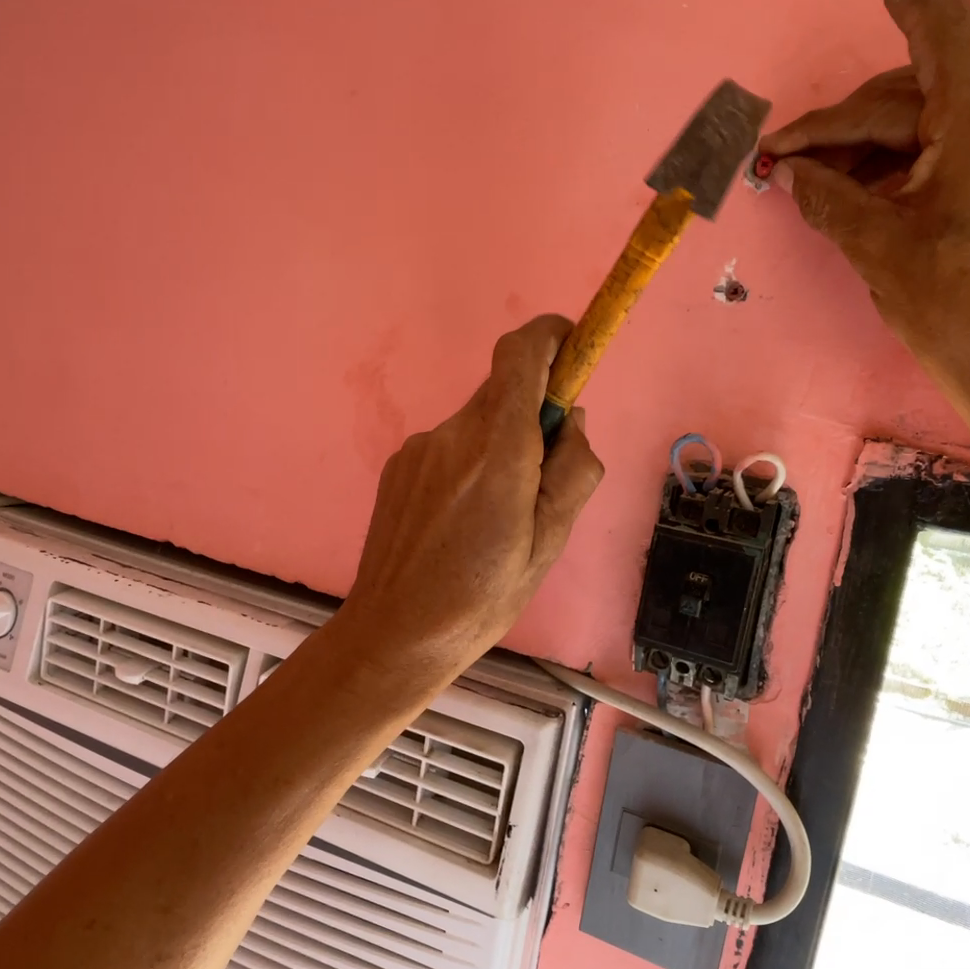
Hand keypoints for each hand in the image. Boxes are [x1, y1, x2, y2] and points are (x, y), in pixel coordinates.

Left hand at [334, 315, 603, 677]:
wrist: (396, 632)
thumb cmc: (484, 595)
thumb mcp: (551, 540)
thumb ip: (573, 468)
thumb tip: (570, 419)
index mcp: (496, 448)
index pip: (521, 352)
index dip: (553, 336)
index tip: (573, 351)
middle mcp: (452, 433)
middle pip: (503, 392)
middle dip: (533, 417)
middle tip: (542, 481)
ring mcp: (418, 448)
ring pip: (477, 424)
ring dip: (500, 449)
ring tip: (495, 519)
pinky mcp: (398, 467)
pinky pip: (449, 448)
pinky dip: (468, 467)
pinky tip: (460, 524)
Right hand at [762, 0, 969, 413]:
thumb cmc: (956, 310)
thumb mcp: (878, 250)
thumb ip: (831, 198)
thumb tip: (794, 173)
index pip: (940, 27)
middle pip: (914, 95)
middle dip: (841, 127)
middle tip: (779, 161)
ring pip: (932, 124)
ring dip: (868, 151)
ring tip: (815, 188)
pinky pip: (957, 148)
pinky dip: (905, 165)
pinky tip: (864, 196)